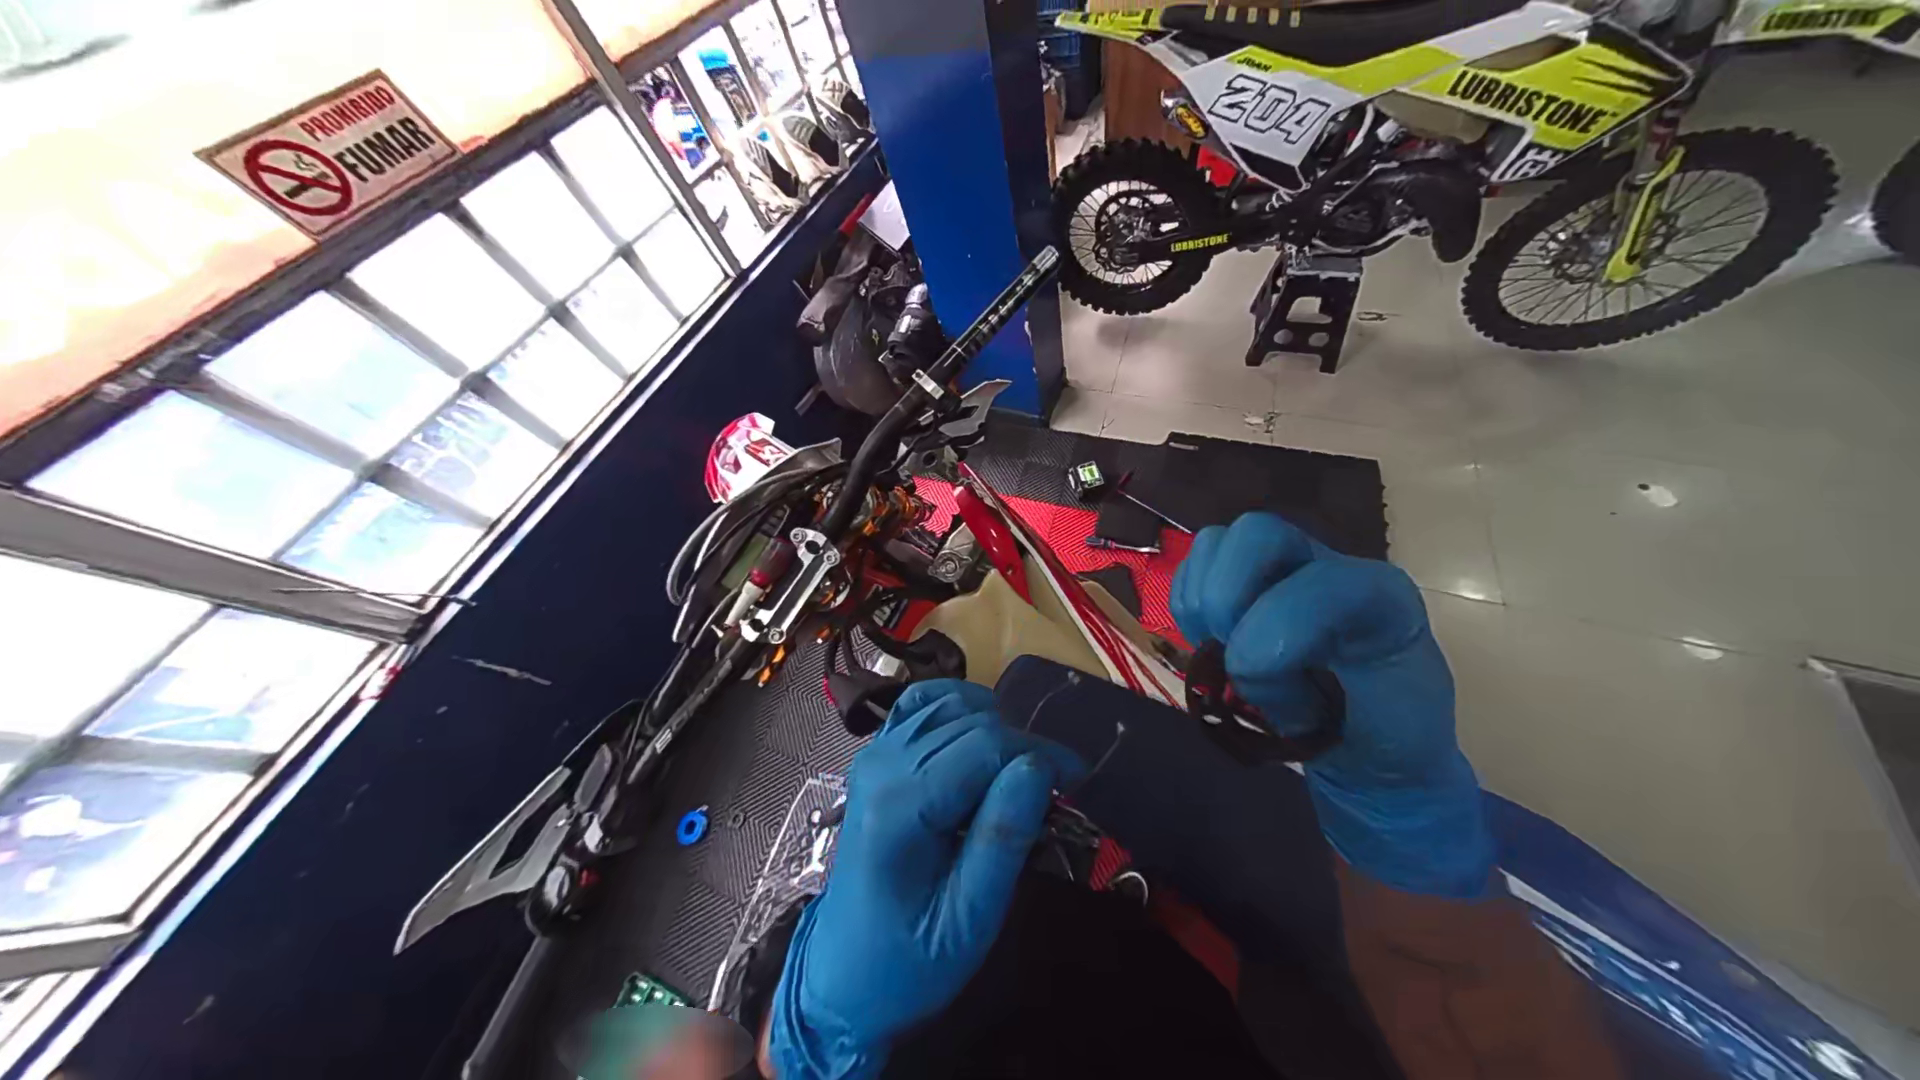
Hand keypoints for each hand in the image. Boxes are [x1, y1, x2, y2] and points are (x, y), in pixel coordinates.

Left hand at [768, 680, 1083, 1079]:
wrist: (845, 973)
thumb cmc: (909, 959)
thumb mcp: (969, 918)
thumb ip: (1003, 837)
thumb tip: (1039, 766)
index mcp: (901, 804)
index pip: (985, 744)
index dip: (1039, 753)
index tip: (1076, 780)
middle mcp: (882, 763)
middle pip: (971, 721)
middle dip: (1022, 747)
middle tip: (1053, 791)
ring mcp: (873, 754)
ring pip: (949, 705)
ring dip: (995, 729)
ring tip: (1018, 776)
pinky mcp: (875, 756)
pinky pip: (920, 706)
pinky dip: (957, 710)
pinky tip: (979, 739)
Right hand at [1170, 513, 1494, 898]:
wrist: (1368, 748)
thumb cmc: (1379, 744)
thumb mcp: (1368, 736)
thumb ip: (1305, 695)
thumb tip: (1241, 663)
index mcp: (1381, 603)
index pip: (1332, 581)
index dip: (1287, 619)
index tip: (1252, 673)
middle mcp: (1333, 569)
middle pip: (1262, 534)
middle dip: (1231, 590)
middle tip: (1226, 648)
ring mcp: (1288, 572)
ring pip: (1226, 542)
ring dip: (1205, 593)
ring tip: (1213, 642)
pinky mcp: (1251, 587)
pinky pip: (1203, 567)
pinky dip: (1189, 597)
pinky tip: (1204, 637)